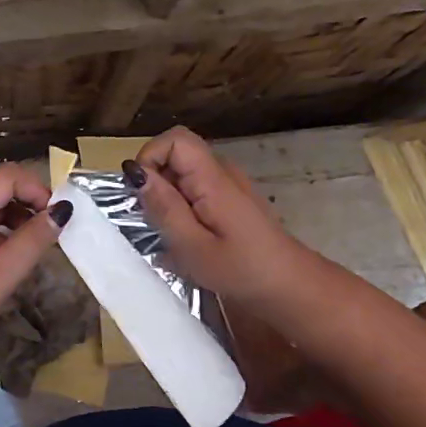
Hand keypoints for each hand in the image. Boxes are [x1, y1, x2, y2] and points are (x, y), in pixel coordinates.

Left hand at [0, 164, 69, 352]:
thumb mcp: (4, 272)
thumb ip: (35, 238)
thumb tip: (63, 210)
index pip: (9, 175)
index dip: (37, 189)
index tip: (57, 218)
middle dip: (30, 202)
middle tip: (51, 231)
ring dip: (18, 217)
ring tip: (34, 246)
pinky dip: (2, 231)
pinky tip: (10, 257)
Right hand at [128, 127, 311, 305]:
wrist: (289, 287)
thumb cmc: (241, 270)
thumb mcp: (193, 247)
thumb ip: (164, 208)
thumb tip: (136, 172)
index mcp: (213, 179)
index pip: (175, 139)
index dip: (150, 158)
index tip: (141, 195)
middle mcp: (222, 173)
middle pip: (176, 156)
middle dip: (154, 184)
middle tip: (153, 224)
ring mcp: (229, 186)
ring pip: (183, 176)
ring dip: (167, 200)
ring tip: (169, 237)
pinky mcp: (231, 201)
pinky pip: (196, 191)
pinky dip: (182, 209)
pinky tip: (187, 240)